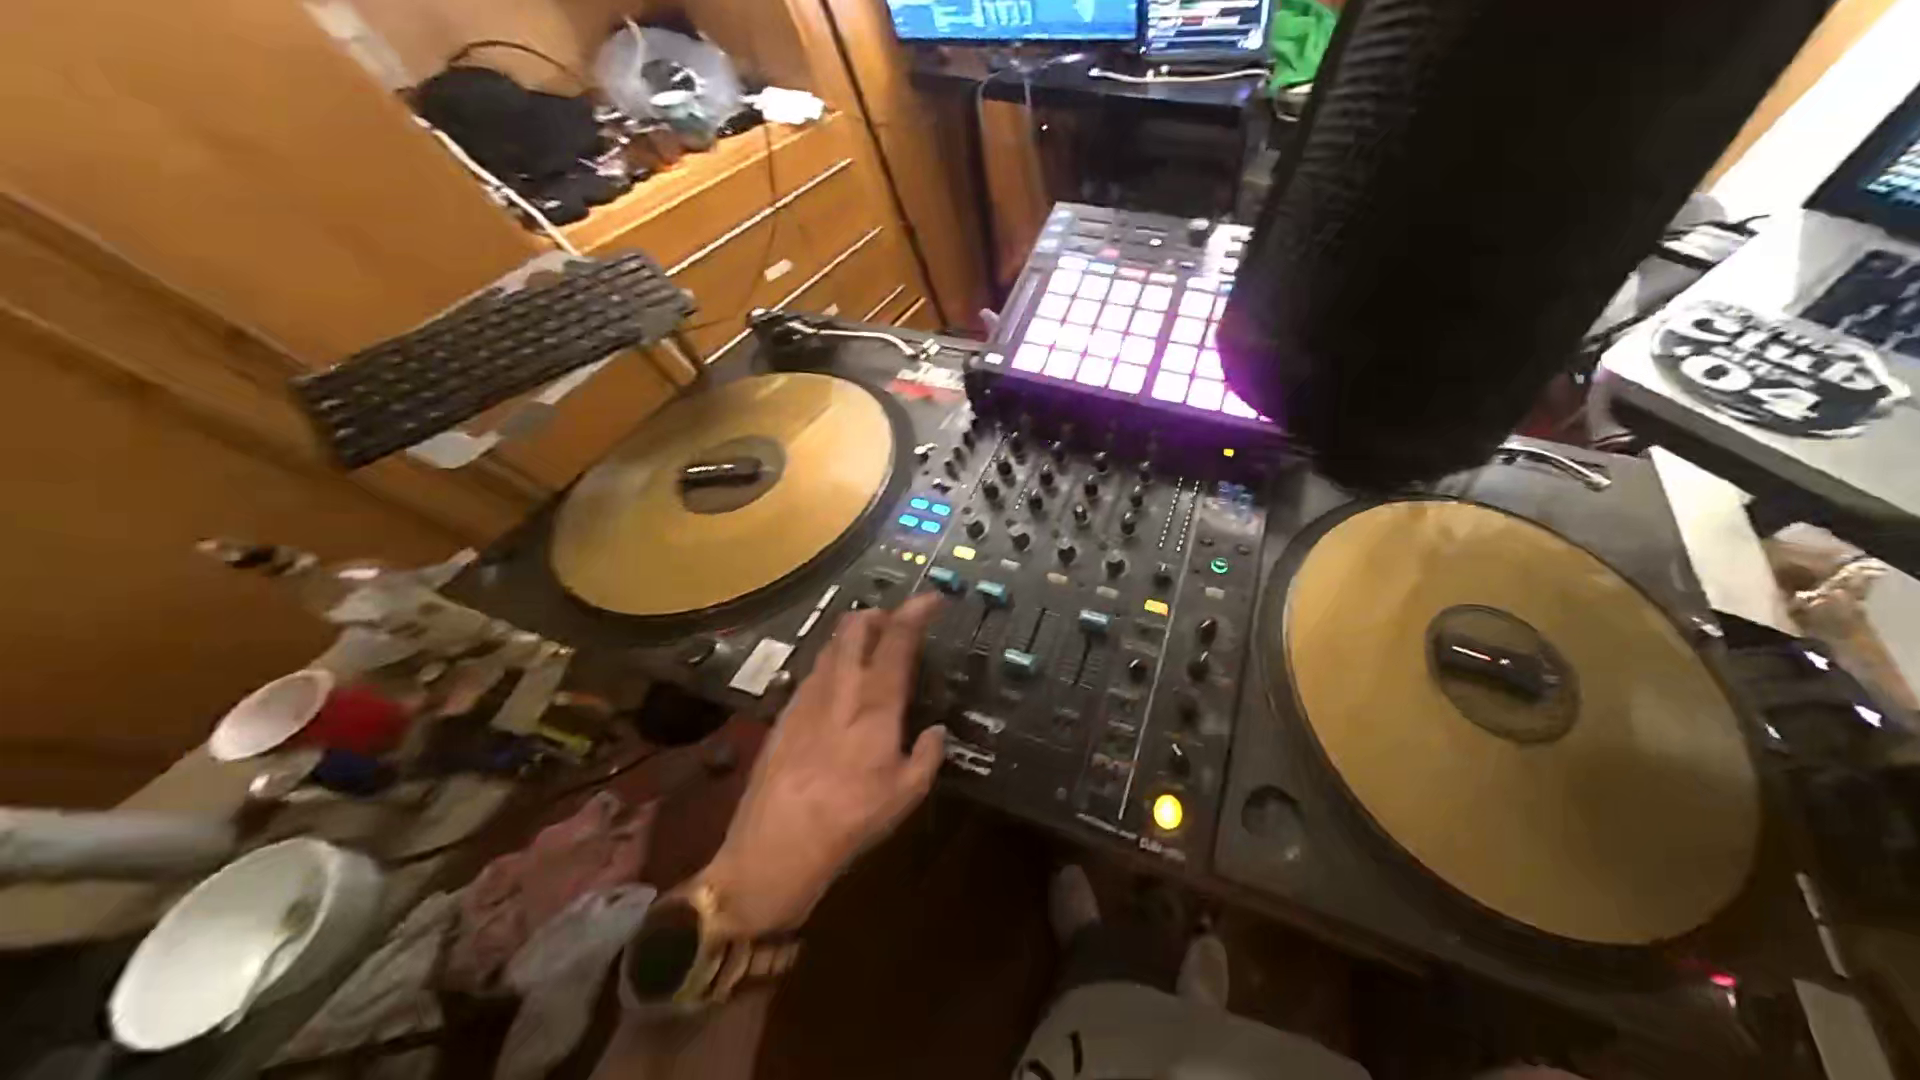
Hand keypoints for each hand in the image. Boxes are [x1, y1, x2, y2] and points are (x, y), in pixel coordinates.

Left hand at [695, 595, 946, 933]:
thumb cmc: (852, 818)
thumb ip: (928, 755)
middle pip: (855, 626)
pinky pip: (813, 671)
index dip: (916, 611)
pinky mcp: (784, 712)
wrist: (776, 843)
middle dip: (878, 614)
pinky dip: (832, 664)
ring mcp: (806, 695)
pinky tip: (837, 689)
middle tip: (894, 624)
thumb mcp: (906, 794)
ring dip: (853, 637)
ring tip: (868, 652)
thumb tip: (936, 732)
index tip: (930, 599)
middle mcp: (840, 686)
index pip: (897, 639)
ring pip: (831, 645)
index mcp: (876, 702)